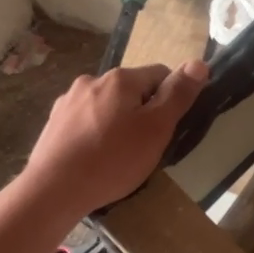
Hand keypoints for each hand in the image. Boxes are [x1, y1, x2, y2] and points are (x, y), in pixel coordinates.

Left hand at [22, 60, 208, 214]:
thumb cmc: (113, 160)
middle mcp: (92, 80)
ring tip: (118, 155)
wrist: (53, 189)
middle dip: (142, 112)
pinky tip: (94, 157)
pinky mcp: (54, 122)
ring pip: (106, 105)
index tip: (167, 129)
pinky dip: (95, 133)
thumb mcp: (156, 129)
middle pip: (131, 90)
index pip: (160, 74)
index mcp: (120, 78)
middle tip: (145, 147)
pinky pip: (85, 121)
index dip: (170, 100)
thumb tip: (199, 63)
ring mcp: (69, 101)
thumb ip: (178, 95)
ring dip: (117, 122)